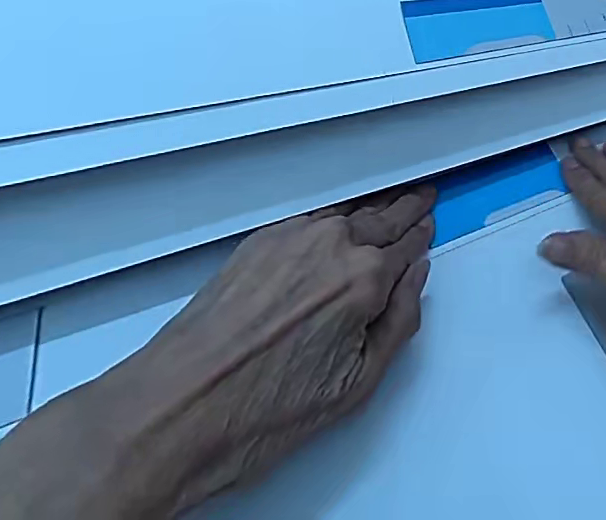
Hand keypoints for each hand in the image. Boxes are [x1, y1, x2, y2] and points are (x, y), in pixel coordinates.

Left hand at [0, 187, 433, 519]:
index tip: (429, 225)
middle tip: (423, 195)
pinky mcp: (264, 236)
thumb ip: (399, 323)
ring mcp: (297, 234)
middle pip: (384, 216)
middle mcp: (335, 244)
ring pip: (351, 209)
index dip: (422, 235)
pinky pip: (315, 212)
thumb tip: (415, 277)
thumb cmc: (262, 411)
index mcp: (365, 280)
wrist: (177, 405)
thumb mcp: (355, 387)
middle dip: (408, 206)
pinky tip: (343, 211)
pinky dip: (338, 208)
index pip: (408, 245)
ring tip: (391, 196)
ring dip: (376, 202)